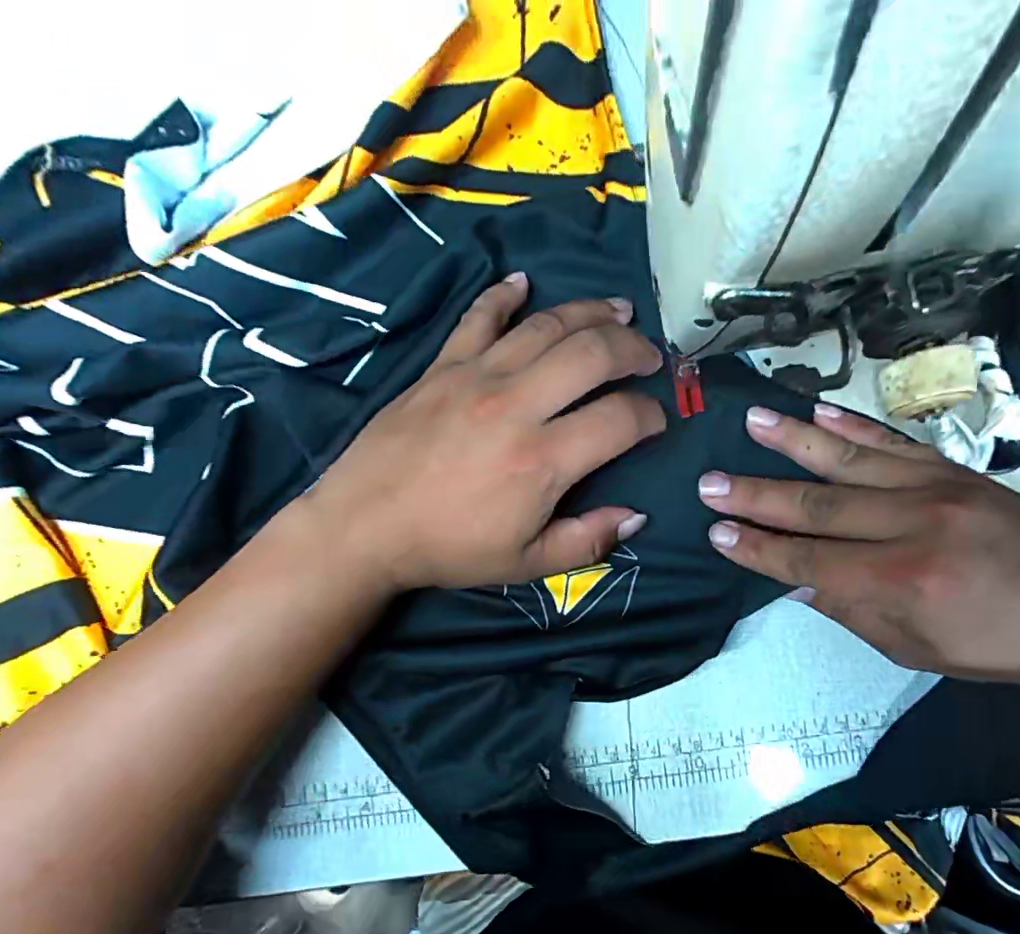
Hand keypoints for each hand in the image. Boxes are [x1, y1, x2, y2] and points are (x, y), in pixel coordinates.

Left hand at [302, 273, 665, 591]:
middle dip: (634, 349)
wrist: (364, 527)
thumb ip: (589, 540)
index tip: (655, 422)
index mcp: (542, 460)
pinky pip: (480, 318)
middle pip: (592, 354)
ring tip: (619, 311)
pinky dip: (504, 296)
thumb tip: (636, 515)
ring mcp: (476, 377)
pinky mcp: (442, 366)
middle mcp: (516, 406)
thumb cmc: (449, 548)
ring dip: (590, 313)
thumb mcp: (527, 564)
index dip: (650, 416)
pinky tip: (524, 282)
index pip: (620, 419)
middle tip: (650, 358)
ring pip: (546, 326)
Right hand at [698, 403, 1019, 690]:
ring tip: (752, 421)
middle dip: (758, 495)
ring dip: (795, 440)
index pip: (810, 560)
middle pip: (819, 505)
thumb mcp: (916, 648)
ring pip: (851, 459)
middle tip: (710, 482)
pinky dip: (855, 427)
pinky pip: (895, 444)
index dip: (759, 549)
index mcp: (904, 580)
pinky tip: (821, 412)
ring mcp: (938, 488)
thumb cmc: (997, 645)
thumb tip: (796, 581)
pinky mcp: (957, 471)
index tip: (716, 533)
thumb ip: (852, 609)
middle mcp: (915, 524)